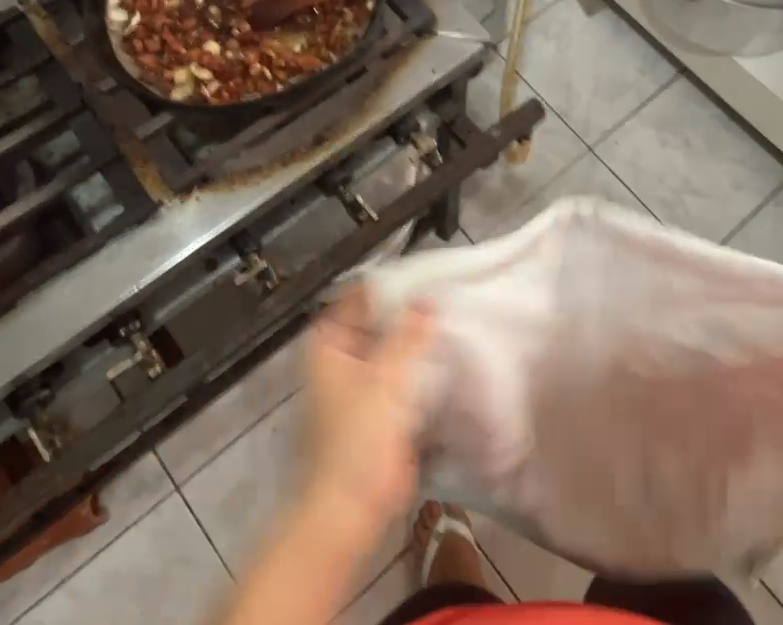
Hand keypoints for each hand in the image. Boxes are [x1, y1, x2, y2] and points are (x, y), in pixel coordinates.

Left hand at [301, 284, 433, 531]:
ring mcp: (360, 384)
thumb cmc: (358, 441)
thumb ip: (409, 336)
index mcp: (327, 345)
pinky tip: (451, 356)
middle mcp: (340, 358)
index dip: (390, 284)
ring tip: (455, 319)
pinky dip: (422, 366)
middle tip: (450, 293)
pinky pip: (403, 375)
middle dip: (409, 311)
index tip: (429, 273)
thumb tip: (429, 297)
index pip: (358, 297)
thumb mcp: (386, 380)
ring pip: (392, 348)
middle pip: (377, 322)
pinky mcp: (380, 408)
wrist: (349, 510)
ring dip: (418, 340)